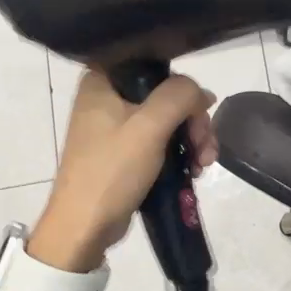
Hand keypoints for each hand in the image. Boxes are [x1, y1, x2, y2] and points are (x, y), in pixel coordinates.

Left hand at [27, 69, 216, 272]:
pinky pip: (160, 142)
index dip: (182, 86)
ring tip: (204, 164)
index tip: (201, 111)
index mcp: (102, 81)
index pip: (154, 66)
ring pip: (167, 120)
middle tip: (205, 148)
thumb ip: (179, 96)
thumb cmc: (112, 170)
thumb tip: (201, 92)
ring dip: (192, 140)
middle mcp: (106, 97)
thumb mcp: (149, 127)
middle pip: (165, 96)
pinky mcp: (123, 152)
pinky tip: (194, 169)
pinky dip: (180, 153)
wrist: (85, 225)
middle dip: (193, 121)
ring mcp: (114, 127)